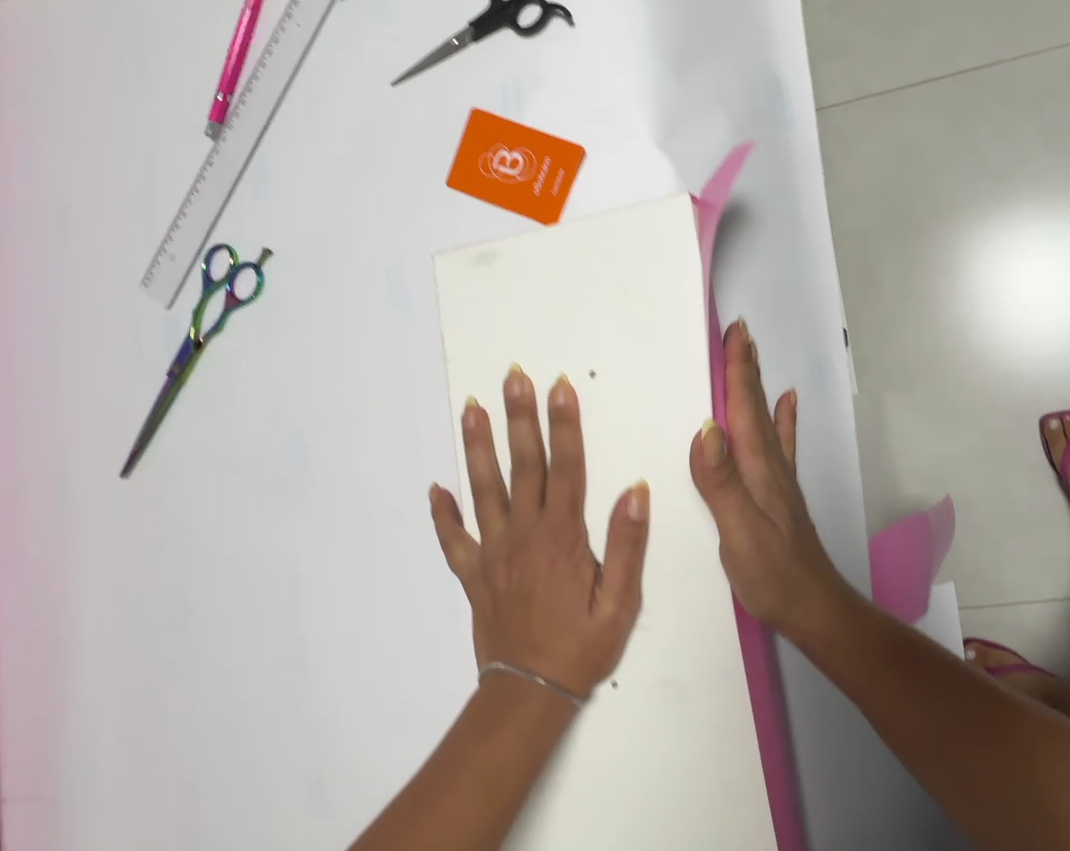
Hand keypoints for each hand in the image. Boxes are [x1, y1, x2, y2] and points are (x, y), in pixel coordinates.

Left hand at [432, 368, 649, 696]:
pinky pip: (453, 539)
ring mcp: (492, 552)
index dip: (564, 425)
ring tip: (471, 407)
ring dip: (477, 446)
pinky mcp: (473, 575)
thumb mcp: (622, 602)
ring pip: (483, 489)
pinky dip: (442, 513)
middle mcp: (523, 534)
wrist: (530, 694)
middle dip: (519, 417)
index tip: (559, 386)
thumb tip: (635, 489)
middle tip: (512, 376)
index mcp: (562, 537)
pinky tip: (434, 488)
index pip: (566, 467)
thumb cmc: (582, 646)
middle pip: (522, 465)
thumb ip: (628, 544)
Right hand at [689, 319, 851, 634]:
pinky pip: (779, 445)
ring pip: (765, 420)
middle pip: (757, 406)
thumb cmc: (772, 574)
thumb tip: (706, 429)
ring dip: (757, 386)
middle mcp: (770, 466)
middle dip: (746, 367)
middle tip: (739, 330)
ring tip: (753, 355)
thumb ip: (721, 483)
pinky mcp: (779, 495)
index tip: (734, 331)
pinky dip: (782, 419)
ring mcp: (777, 480)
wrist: (812, 607)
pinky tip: (786, 404)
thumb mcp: (739, 532)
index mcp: (758, 469)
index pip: (745, 409)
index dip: (739, 370)